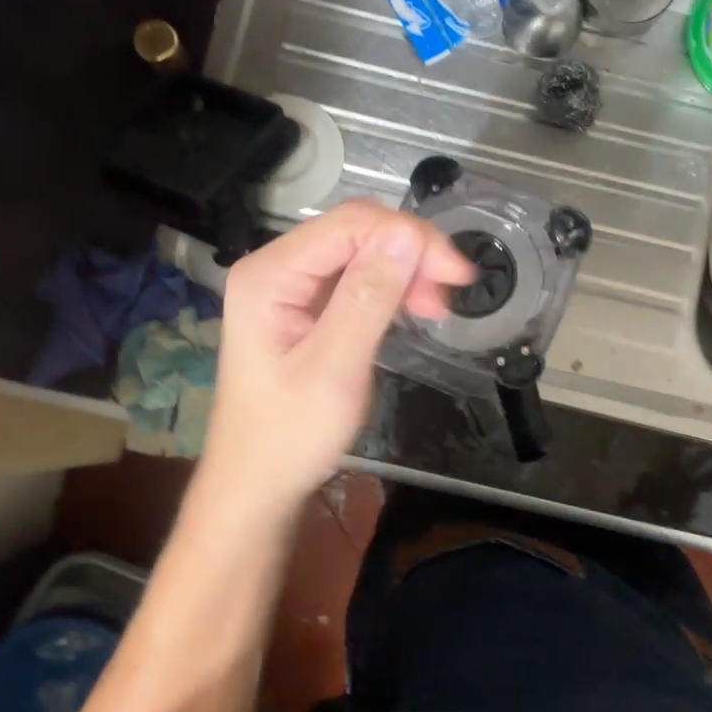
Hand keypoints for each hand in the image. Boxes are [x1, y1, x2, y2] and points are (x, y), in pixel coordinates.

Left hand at [203, 198, 473, 509]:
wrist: (256, 487)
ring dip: (403, 270)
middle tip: (450, 290)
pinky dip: (388, 288)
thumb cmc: (289, 436)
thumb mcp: (334, 368)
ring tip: (436, 307)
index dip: (408, 236)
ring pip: (358, 253)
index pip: (349, 224)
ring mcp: (287, 289)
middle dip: (408, 251)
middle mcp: (274, 269)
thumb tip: (409, 235)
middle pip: (354, 232)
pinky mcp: (302, 310)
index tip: (455, 273)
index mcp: (269, 274)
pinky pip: (352, 280)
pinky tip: (413, 308)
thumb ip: (368, 297)